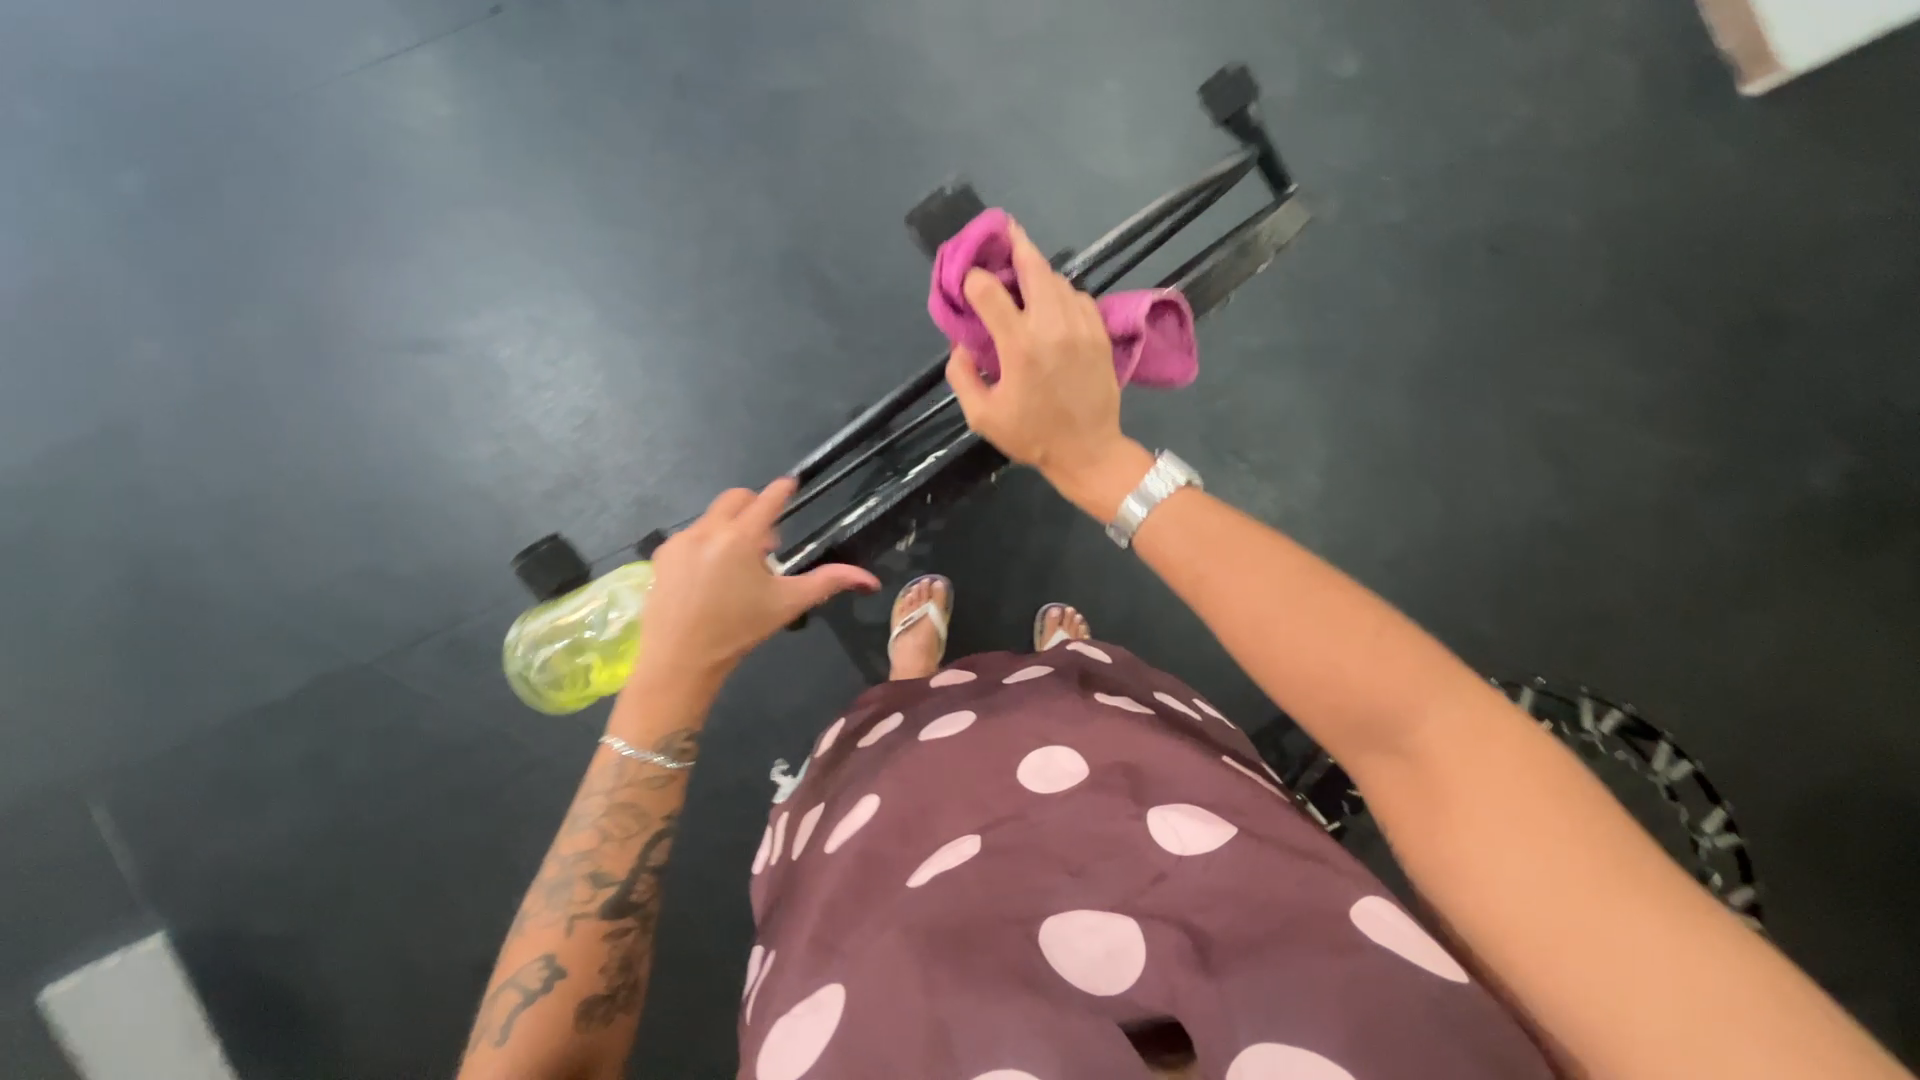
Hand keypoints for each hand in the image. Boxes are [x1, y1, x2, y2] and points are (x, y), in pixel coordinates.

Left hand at [634, 479, 878, 684]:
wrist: (679, 660)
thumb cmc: (739, 631)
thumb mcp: (787, 604)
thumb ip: (829, 583)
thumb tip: (870, 579)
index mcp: (741, 538)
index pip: (768, 499)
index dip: (782, 489)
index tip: (790, 484)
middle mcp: (708, 530)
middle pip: (736, 498)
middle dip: (754, 508)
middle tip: (766, 542)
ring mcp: (681, 540)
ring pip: (712, 518)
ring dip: (730, 528)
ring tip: (737, 567)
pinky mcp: (662, 555)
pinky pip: (690, 536)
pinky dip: (706, 544)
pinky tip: (710, 578)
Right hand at [944, 221, 1149, 516]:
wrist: (1089, 451)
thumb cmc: (1032, 436)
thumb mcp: (982, 416)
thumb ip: (962, 375)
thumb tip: (962, 345)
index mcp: (1020, 346)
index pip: (989, 291)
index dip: (973, 280)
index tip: (967, 282)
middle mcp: (1052, 326)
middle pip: (1033, 266)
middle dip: (1015, 245)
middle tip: (1004, 232)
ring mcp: (1081, 326)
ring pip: (1058, 280)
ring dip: (1038, 273)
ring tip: (1024, 276)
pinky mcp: (1099, 333)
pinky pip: (1078, 297)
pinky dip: (1062, 293)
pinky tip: (1052, 304)